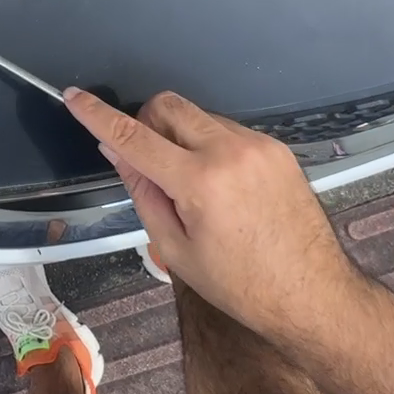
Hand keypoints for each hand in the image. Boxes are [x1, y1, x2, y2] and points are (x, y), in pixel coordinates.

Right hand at [63, 88, 363, 341]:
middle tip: (150, 160)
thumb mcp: (175, 248)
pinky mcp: (276, 146)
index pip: (134, 136)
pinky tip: (223, 183)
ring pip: (196, 115)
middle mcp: (229, 151)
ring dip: (180, 136)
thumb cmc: (240, 284)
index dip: (97, 114)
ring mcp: (258, 145)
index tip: (73, 96)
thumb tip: (114, 148)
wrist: (320, 298)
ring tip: (194, 182)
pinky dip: (209, 144)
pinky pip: (224, 128)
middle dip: (147, 121)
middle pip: (167, 106)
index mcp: (200, 182)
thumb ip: (141, 189)